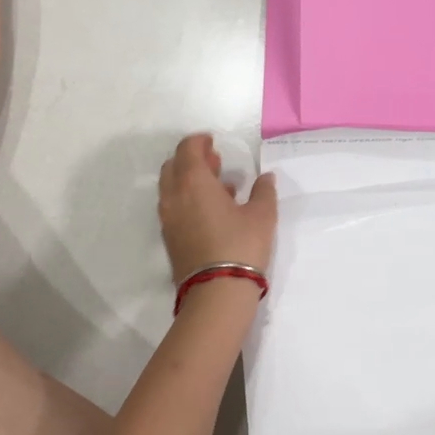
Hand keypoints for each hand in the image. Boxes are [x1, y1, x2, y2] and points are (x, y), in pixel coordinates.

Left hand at [157, 134, 276, 281]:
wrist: (217, 293)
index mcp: (193, 181)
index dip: (199, 141)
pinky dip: (186, 199)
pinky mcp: (169, 238)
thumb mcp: (262, 215)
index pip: (187, 148)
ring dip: (189, 180)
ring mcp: (168, 219)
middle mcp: (174, 196)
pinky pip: (173, 207)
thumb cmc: (240, 245)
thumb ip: (263, 191)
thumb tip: (266, 178)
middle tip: (215, 164)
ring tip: (218, 188)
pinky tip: (212, 211)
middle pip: (173, 165)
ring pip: (171, 187)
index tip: (213, 142)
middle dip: (191, 159)